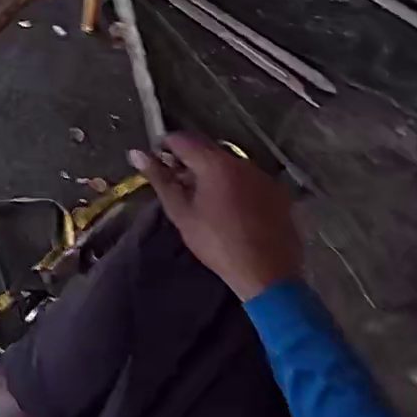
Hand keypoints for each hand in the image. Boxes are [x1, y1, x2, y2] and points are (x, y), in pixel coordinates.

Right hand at [130, 132, 301, 300]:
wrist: (268, 276)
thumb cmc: (216, 242)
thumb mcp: (180, 211)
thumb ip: (159, 178)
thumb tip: (136, 153)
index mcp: (215, 164)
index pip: (182, 139)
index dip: (165, 147)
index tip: (158, 165)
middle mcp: (242, 163)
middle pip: (207, 149)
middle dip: (188, 160)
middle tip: (178, 184)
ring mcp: (264, 178)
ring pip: (228, 163)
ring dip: (211, 172)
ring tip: (203, 198)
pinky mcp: (279, 194)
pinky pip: (248, 178)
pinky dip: (233, 184)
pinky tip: (230, 208)